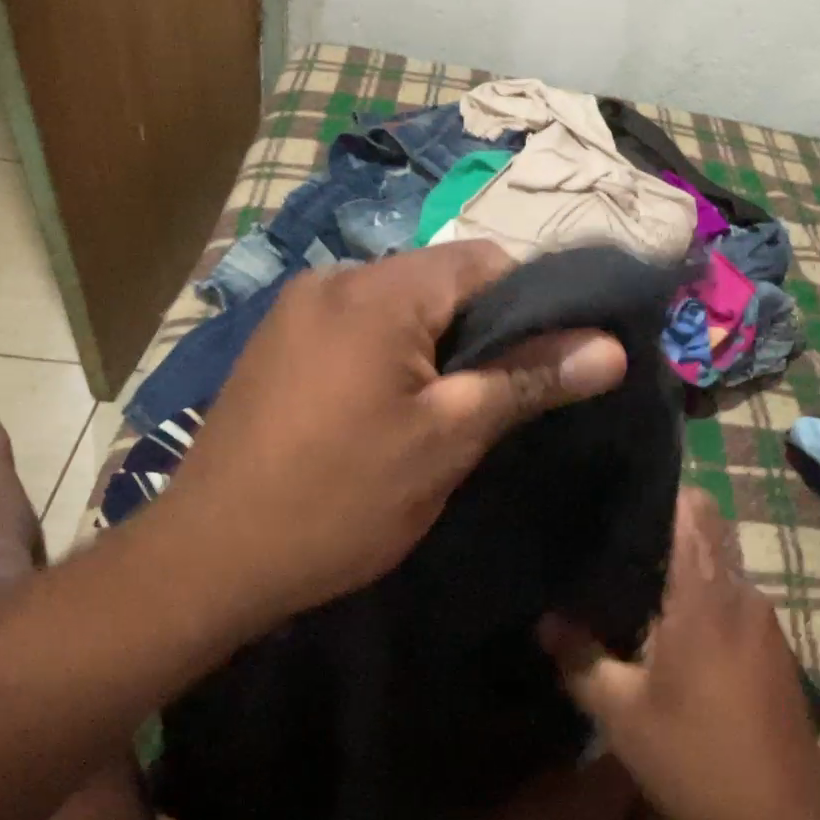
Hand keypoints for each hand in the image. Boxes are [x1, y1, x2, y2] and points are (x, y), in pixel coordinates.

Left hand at [167, 239, 627, 614]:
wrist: (208, 559)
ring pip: (399, 305)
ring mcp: (296, 308)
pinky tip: (386, 410)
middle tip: (500, 398)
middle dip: (482, 329)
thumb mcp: (449, 439)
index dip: (535, 302)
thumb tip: (611, 347)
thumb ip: (530, 379)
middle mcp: (336, 277)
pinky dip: (390, 353)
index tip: (552, 360)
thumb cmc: (341, 498)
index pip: (488, 260)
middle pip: (441, 280)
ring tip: (446, 410)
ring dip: (435, 344)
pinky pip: (356, 326)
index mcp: (382, 290)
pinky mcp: (275, 341)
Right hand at [540, 491, 819, 819]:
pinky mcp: (774, 647)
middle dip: (662, 531)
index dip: (660, 489)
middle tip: (609, 542)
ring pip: (719, 568)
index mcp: (706, 593)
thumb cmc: (698, 756)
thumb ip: (580, 660)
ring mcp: (764, 619)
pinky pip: (731, 600)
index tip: (618, 492)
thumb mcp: (623, 715)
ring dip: (681, 570)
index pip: (694, 508)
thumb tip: (545, 622)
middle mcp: (741, 592)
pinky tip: (667, 631)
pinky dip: (701, 599)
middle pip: (706, 532)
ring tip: (630, 584)